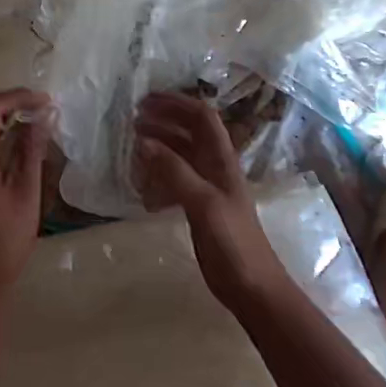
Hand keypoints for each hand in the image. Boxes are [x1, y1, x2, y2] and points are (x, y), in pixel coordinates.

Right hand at [134, 92, 292, 309]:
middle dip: (165, 120)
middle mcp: (216, 168)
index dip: (177, 104)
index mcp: (222, 160)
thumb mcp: (203, 203)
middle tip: (133, 118)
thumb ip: (175, 171)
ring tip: (133, 145)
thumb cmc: (232, 241)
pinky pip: (177, 182)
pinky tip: (143, 186)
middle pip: (191, 132)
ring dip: (160, 146)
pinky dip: (160, 177)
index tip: (146, 100)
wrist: (252, 285)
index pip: (202, 117)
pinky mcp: (200, 209)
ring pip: (183, 156)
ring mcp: (209, 188)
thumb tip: (144, 141)